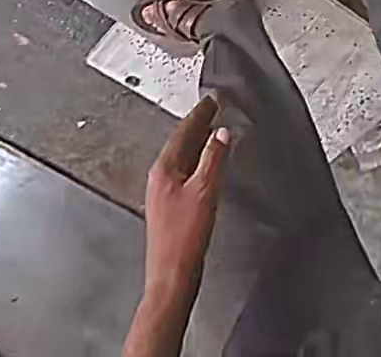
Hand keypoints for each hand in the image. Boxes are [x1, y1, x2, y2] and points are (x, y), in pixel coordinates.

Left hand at [142, 95, 230, 300]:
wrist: (172, 278)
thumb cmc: (183, 239)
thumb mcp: (204, 191)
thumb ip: (213, 158)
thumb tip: (221, 134)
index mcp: (164, 169)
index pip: (184, 131)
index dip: (200, 114)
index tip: (211, 101)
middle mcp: (160, 178)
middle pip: (182, 142)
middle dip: (199, 125)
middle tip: (213, 109)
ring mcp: (163, 192)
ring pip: (183, 156)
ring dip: (199, 142)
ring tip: (213, 130)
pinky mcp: (170, 206)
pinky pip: (185, 171)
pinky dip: (198, 160)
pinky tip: (207, 165)